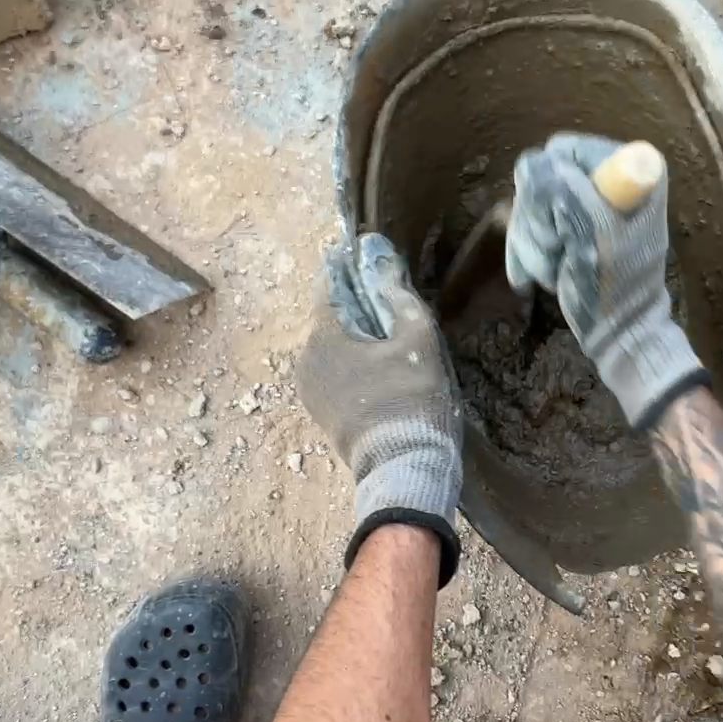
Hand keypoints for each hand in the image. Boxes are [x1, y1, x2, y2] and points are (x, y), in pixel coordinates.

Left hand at [299, 234, 463, 585]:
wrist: (404, 467)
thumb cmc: (412, 397)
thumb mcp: (416, 338)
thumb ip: (396, 293)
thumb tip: (378, 254)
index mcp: (323, 335)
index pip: (330, 284)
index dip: (353, 269)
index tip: (374, 262)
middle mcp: (306, 359)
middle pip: (334, 319)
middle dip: (360, 310)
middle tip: (396, 309)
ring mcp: (311, 391)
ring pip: (336, 350)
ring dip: (359, 342)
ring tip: (395, 346)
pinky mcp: (323, 415)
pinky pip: (338, 377)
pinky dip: (357, 369)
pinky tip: (385, 376)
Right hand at [506, 132, 707, 428]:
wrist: (618, 334)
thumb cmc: (614, 287)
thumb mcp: (593, 236)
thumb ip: (567, 190)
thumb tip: (537, 161)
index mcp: (629, 171)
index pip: (563, 150)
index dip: (551, 186)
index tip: (560, 224)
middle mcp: (606, 180)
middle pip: (539, 178)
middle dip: (538, 222)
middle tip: (557, 252)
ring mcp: (583, 207)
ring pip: (527, 206)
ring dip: (532, 245)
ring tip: (553, 273)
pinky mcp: (566, 231)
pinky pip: (526, 228)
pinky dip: (527, 255)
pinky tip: (541, 278)